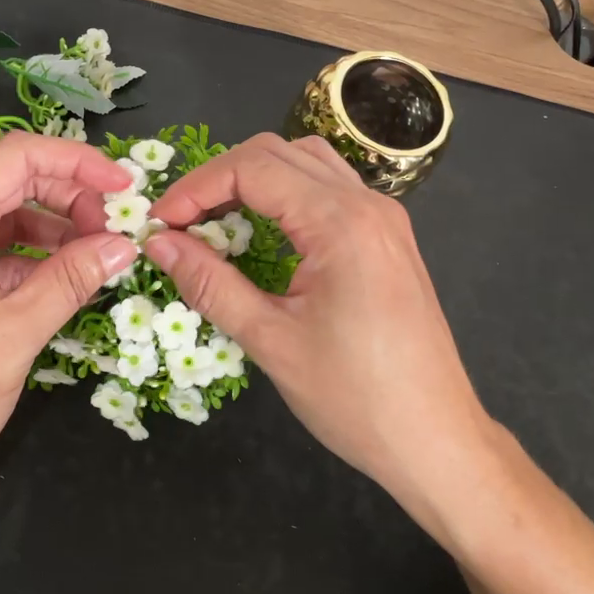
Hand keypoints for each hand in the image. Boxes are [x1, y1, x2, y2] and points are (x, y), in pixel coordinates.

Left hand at [0, 132, 137, 514]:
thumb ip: (71, 279)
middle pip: (9, 184)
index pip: (17, 158)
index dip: (77, 162)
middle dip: (68, 196)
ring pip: (0, 221)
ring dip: (51, 230)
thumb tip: (123, 244)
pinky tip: (60, 281)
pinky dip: (27, 259)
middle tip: (115, 231)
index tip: (124, 186)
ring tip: (97, 258)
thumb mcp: (17, 332)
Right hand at [144, 134, 497, 535]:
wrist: (436, 440)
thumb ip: (211, 284)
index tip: (159, 224)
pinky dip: (284, 194)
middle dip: (217, 178)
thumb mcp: (271, 341)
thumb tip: (158, 244)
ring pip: (305, 162)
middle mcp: (367, 205)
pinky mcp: (387, 239)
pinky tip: (260, 231)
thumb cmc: (354, 398)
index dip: (195, 188)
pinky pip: (328, 189)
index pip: (253, 169)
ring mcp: (383, 219)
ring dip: (252, 179)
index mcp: (341, 223)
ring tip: (212, 220)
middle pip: (276, 153)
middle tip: (178, 222)